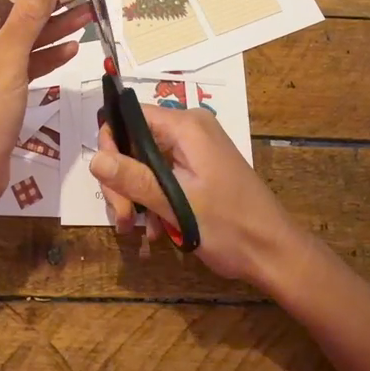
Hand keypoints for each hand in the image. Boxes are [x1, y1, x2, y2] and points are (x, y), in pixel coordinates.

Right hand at [90, 106, 303, 287]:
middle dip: (123, 181)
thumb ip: (134, 178)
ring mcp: (195, 151)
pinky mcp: (199, 170)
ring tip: (137, 231)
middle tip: (124, 220)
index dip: (111, 146)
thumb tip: (94, 158)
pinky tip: (156, 232)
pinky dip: (154, 201)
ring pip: (145, 163)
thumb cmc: (230, 226)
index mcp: (186, 126)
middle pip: (135, 142)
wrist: (276, 254)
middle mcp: (189, 130)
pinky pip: (163, 176)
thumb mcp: (176, 204)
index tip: (109, 184)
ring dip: (136, 197)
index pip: (130, 116)